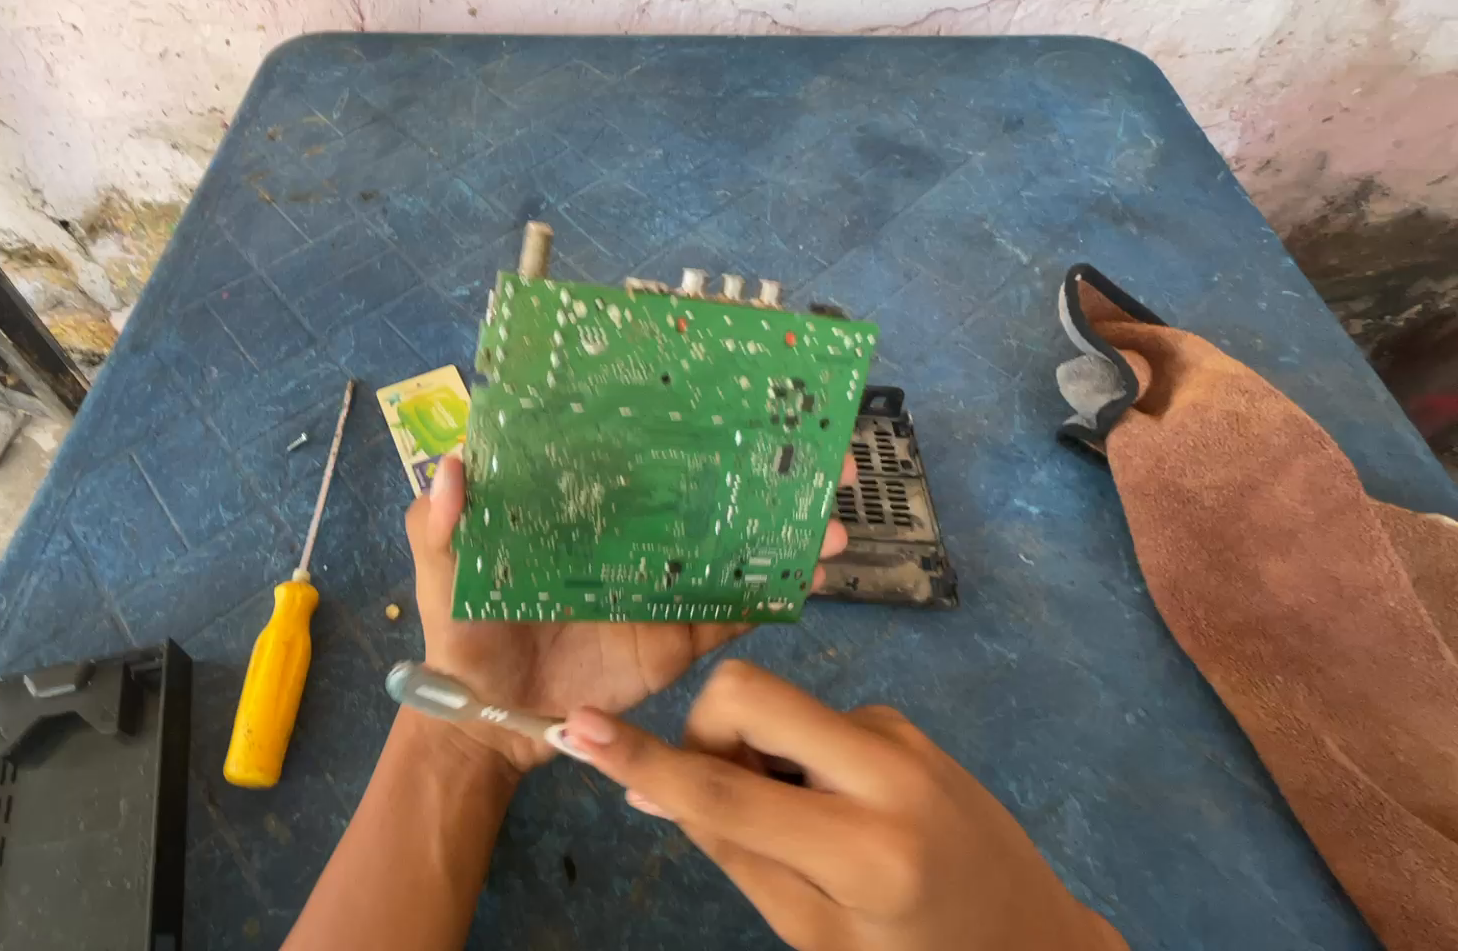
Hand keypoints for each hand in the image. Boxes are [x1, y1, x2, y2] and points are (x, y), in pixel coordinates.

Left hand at [404, 453, 853, 772]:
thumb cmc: (463, 633)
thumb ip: (437, 523)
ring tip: (835, 510)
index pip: (631, 452)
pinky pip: (732, 610)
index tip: (725, 388)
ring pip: (730, 544)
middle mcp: (629, 535)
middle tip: (818, 447)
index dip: (674, 420)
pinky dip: (776, 588)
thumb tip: (452, 462)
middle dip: (758, 464)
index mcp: (579, 508)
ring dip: (784, 523)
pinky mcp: (675, 635)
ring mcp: (658, 584)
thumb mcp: (441, 572)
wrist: (490, 720)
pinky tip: (817, 566)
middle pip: (698, 489)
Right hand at [559, 662, 1125, 950]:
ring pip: (773, 703)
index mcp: (865, 850)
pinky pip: (809, 718)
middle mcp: (886, 769)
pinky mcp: (899, 720)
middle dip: (707, 731)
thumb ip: (730, 850)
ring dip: (753, 750)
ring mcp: (898, 732)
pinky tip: (831, 804)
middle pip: (745, 692)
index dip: (643, 758)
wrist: (1038, 948)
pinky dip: (792, 754)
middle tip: (725, 791)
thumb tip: (646, 792)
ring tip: (795, 818)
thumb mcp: (814, 933)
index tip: (579, 726)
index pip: (724, 792)